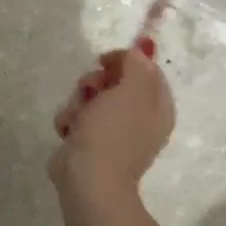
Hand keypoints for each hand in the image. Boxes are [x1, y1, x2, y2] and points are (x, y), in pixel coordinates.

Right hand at [49, 38, 174, 193]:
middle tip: (90, 91)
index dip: (123, 61)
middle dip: (95, 82)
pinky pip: (77, 116)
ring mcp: (113, 131)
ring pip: (91, 97)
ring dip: (78, 102)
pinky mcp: (89, 141)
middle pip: (114, 81)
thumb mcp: (131, 90)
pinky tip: (68, 130)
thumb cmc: (113, 132)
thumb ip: (137, 64)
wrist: (88, 178)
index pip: (145, 70)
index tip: (103, 62)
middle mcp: (139, 118)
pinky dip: (70, 120)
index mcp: (157, 107)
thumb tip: (143, 47)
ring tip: (76, 116)